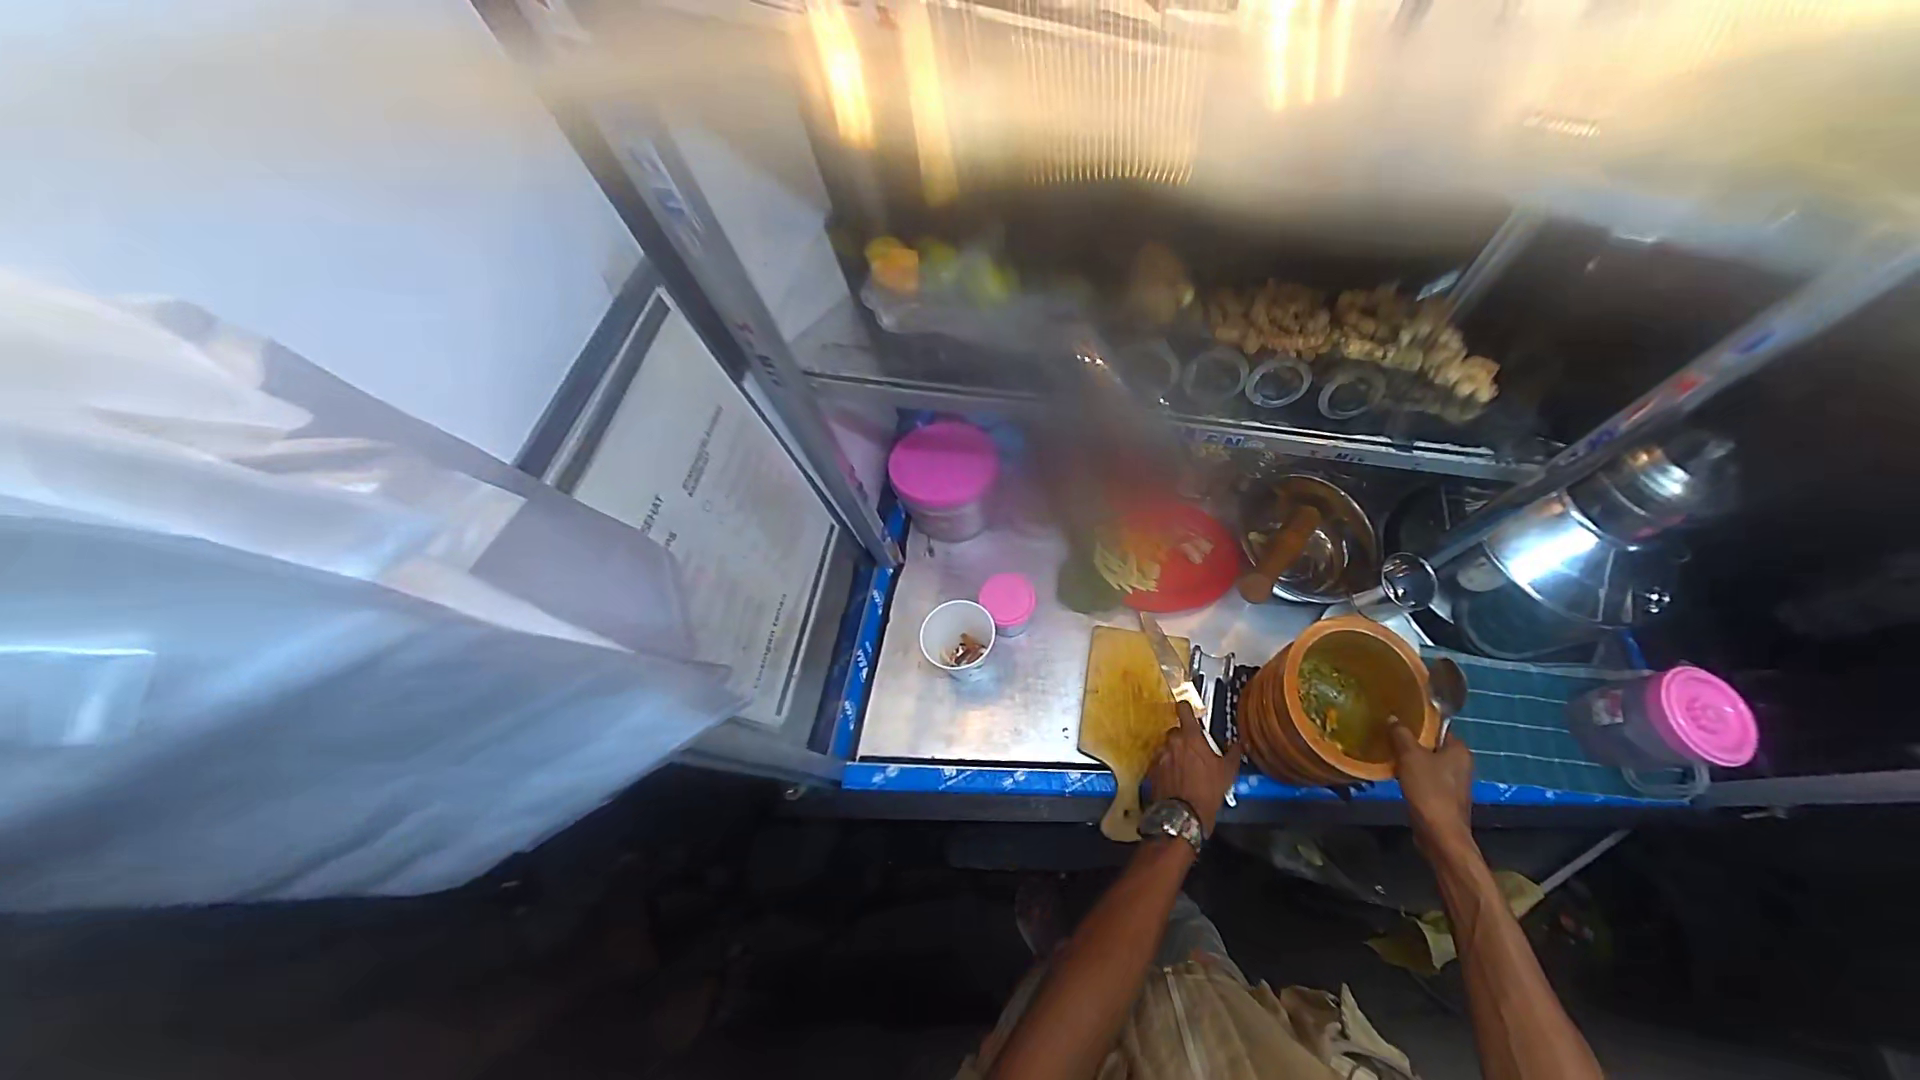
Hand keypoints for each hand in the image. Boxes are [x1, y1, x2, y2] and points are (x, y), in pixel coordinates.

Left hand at [1146, 704, 1241, 836]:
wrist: (1183, 814)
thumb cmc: (1207, 791)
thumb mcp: (1227, 772)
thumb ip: (1233, 753)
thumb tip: (1239, 743)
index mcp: (1190, 737)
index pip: (1184, 710)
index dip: (1186, 707)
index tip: (1189, 709)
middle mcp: (1171, 742)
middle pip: (1176, 732)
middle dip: (1184, 739)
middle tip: (1195, 753)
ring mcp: (1159, 755)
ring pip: (1167, 747)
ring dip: (1175, 753)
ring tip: (1186, 770)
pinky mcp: (1151, 769)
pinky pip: (1160, 761)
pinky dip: (1166, 766)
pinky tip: (1176, 778)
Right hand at [1388, 717, 1474, 857]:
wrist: (1439, 832)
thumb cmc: (1429, 789)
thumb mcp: (1410, 756)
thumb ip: (1401, 734)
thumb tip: (1393, 718)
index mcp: (1459, 750)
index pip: (1438, 727)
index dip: (1418, 723)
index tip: (1397, 720)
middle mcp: (1461, 764)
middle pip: (1431, 745)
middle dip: (1411, 741)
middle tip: (1387, 736)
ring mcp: (1454, 782)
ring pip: (1427, 762)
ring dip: (1409, 759)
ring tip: (1388, 753)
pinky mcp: (1445, 796)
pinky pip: (1426, 777)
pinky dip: (1412, 774)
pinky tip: (1396, 774)